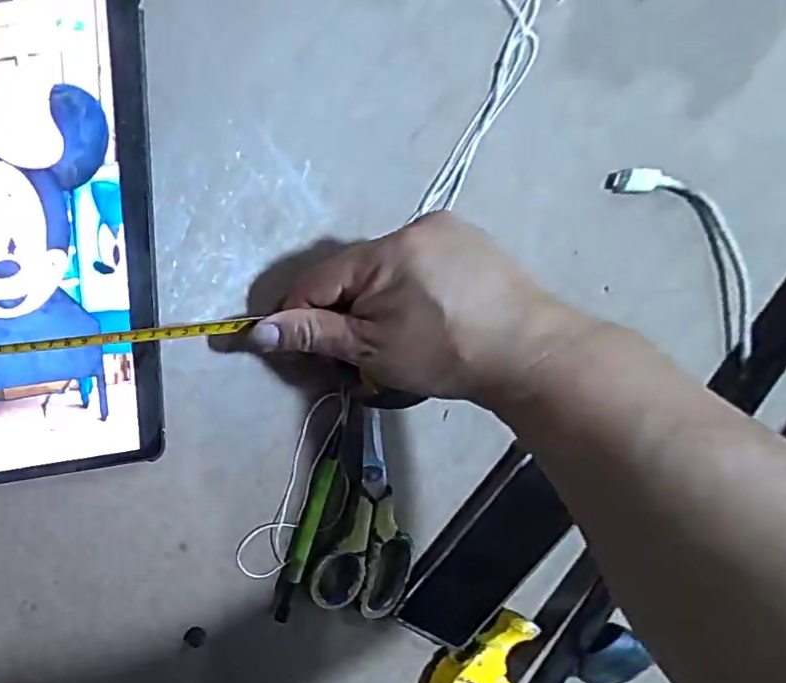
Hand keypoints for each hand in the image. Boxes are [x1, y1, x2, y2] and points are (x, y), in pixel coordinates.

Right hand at [247, 212, 601, 403]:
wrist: (529, 352)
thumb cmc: (441, 353)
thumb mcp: (366, 348)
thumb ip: (311, 333)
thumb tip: (256, 331)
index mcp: (386, 250)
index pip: (314, 282)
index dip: (298, 317)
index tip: (306, 351)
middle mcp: (413, 227)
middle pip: (345, 273)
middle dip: (338, 311)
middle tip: (352, 351)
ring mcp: (444, 230)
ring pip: (376, 269)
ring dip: (366, 301)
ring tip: (388, 336)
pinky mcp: (465, 242)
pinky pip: (408, 264)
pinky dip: (397, 290)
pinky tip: (416, 316)